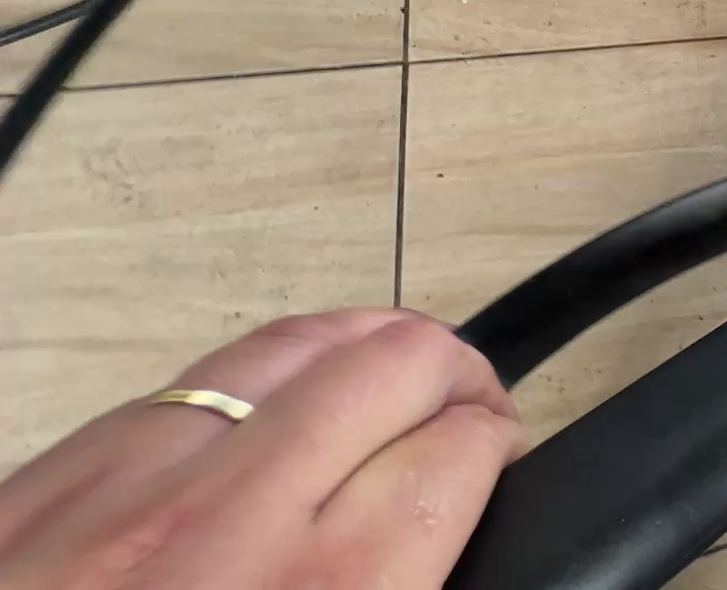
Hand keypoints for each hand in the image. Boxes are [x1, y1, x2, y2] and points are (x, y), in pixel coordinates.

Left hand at [0, 309, 523, 588]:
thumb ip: (410, 584)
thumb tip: (457, 509)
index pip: (465, 443)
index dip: (497, 441)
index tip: (493, 459)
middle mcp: (223, 533)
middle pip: (401, 360)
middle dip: (459, 375)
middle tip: (463, 416)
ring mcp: (106, 504)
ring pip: (301, 342)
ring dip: (372, 350)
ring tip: (390, 386)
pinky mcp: (19, 498)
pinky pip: (189, 383)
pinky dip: (267, 381)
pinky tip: (276, 413)